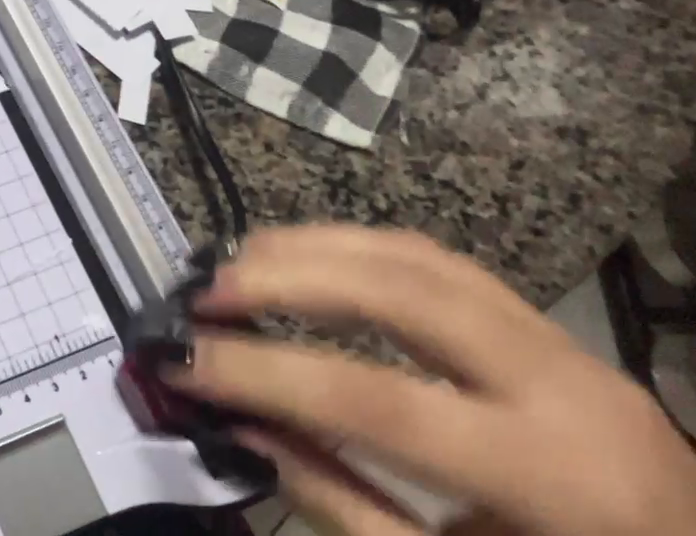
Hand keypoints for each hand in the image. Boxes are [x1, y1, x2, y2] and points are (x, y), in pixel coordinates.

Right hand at [166, 225, 695, 535]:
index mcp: (557, 476)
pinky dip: (356, 249)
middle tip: (205, 292)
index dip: (267, 375)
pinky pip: (441, 263)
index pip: (379, 402)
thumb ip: (343, 504)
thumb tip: (241, 424)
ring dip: (314, 248)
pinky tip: (303, 259)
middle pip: (405, 293)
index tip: (183, 361)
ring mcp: (564, 347)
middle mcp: (569, 390)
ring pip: (421, 256)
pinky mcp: (547, 331)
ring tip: (236, 261)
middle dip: (289, 280)